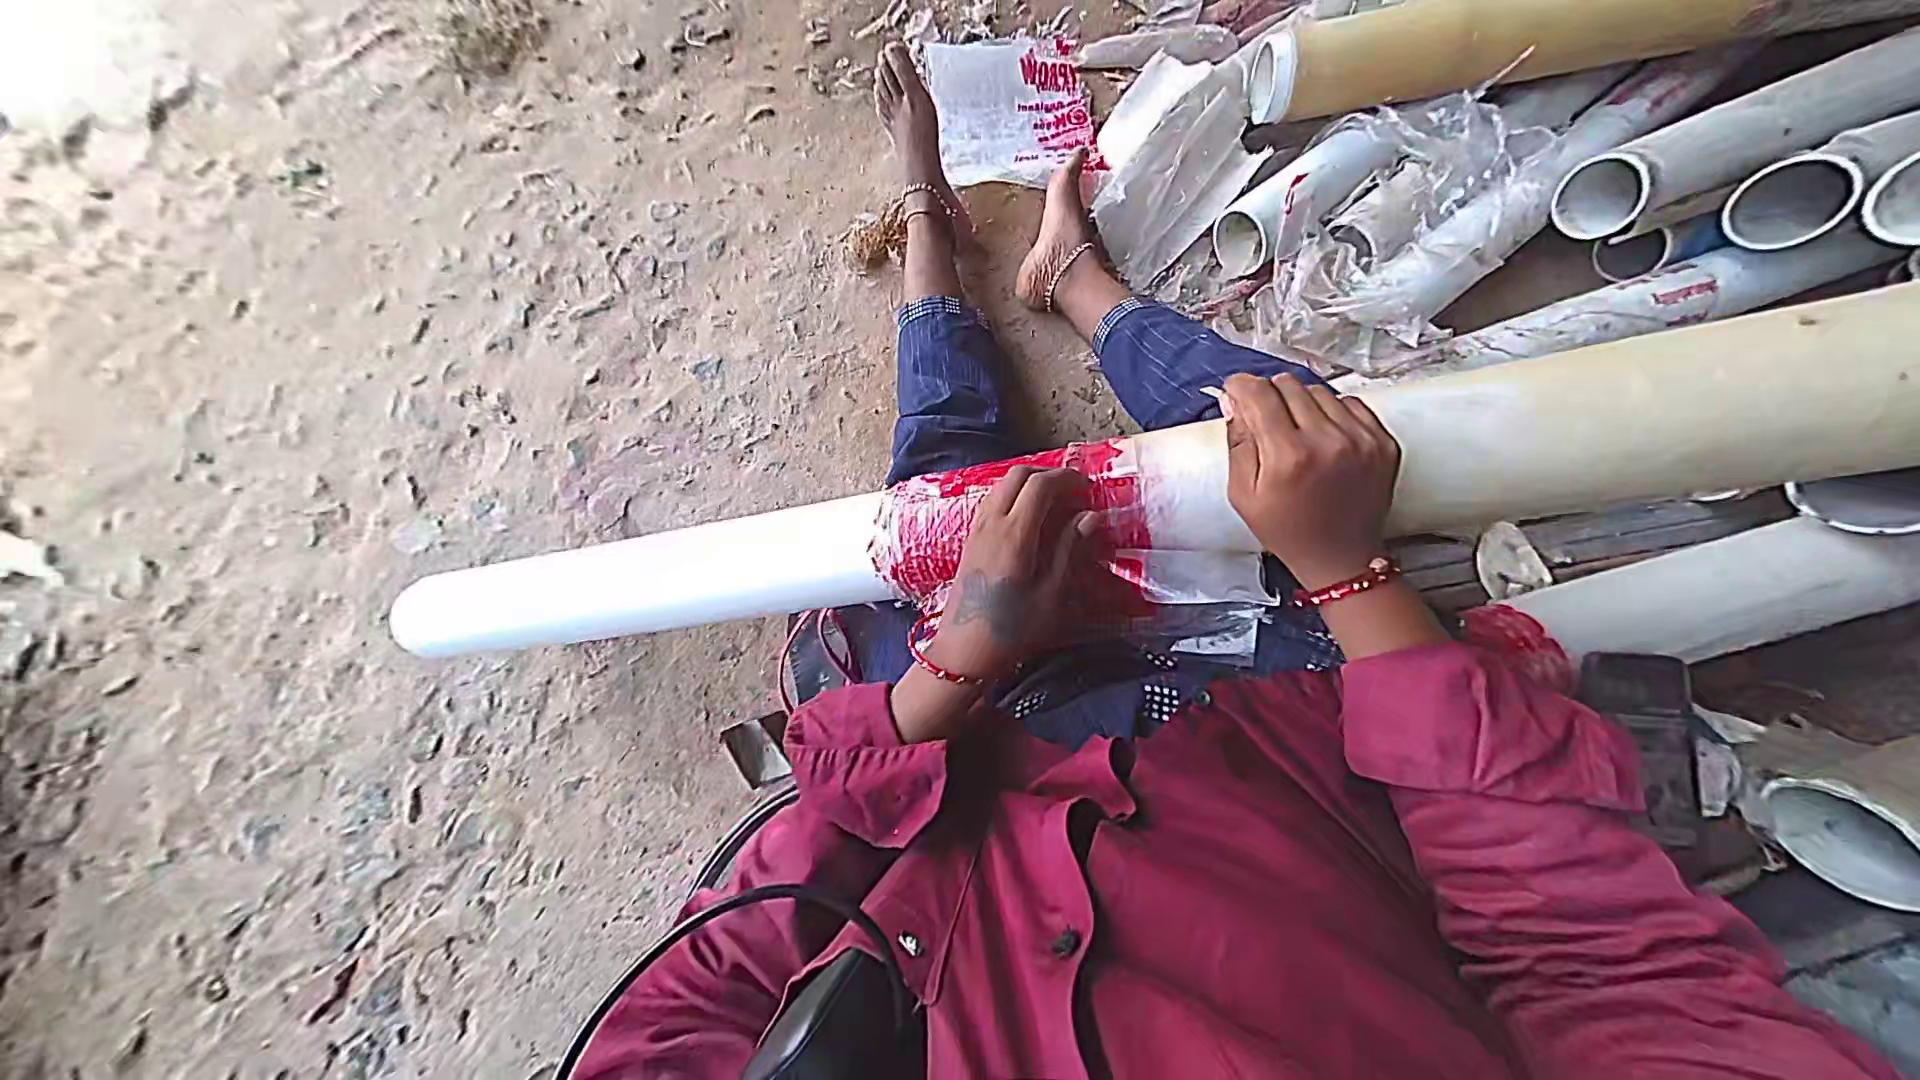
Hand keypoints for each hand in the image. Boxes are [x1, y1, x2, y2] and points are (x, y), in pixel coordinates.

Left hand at [926, 466, 1099, 680]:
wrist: (963, 652)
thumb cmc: (1012, 630)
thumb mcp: (1051, 595)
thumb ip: (1070, 550)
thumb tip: (1090, 516)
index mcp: (1014, 534)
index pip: (1040, 485)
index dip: (1067, 478)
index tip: (1088, 488)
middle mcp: (991, 524)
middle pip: (1017, 475)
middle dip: (1048, 475)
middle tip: (1073, 492)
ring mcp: (976, 530)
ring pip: (1002, 485)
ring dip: (1029, 484)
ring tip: (1055, 503)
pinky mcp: (970, 540)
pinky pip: (992, 501)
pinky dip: (1014, 496)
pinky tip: (1030, 519)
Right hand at [1222, 373, 1401, 589]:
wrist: (1341, 557)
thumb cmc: (1286, 530)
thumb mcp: (1243, 494)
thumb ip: (1238, 443)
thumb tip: (1233, 401)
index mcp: (1288, 456)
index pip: (1260, 394)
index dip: (1240, 386)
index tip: (1234, 389)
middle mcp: (1328, 440)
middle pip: (1289, 385)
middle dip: (1267, 395)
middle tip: (1261, 416)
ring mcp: (1361, 439)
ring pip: (1319, 391)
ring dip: (1299, 403)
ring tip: (1292, 431)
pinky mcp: (1383, 441)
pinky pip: (1350, 403)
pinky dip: (1329, 412)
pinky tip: (1320, 436)